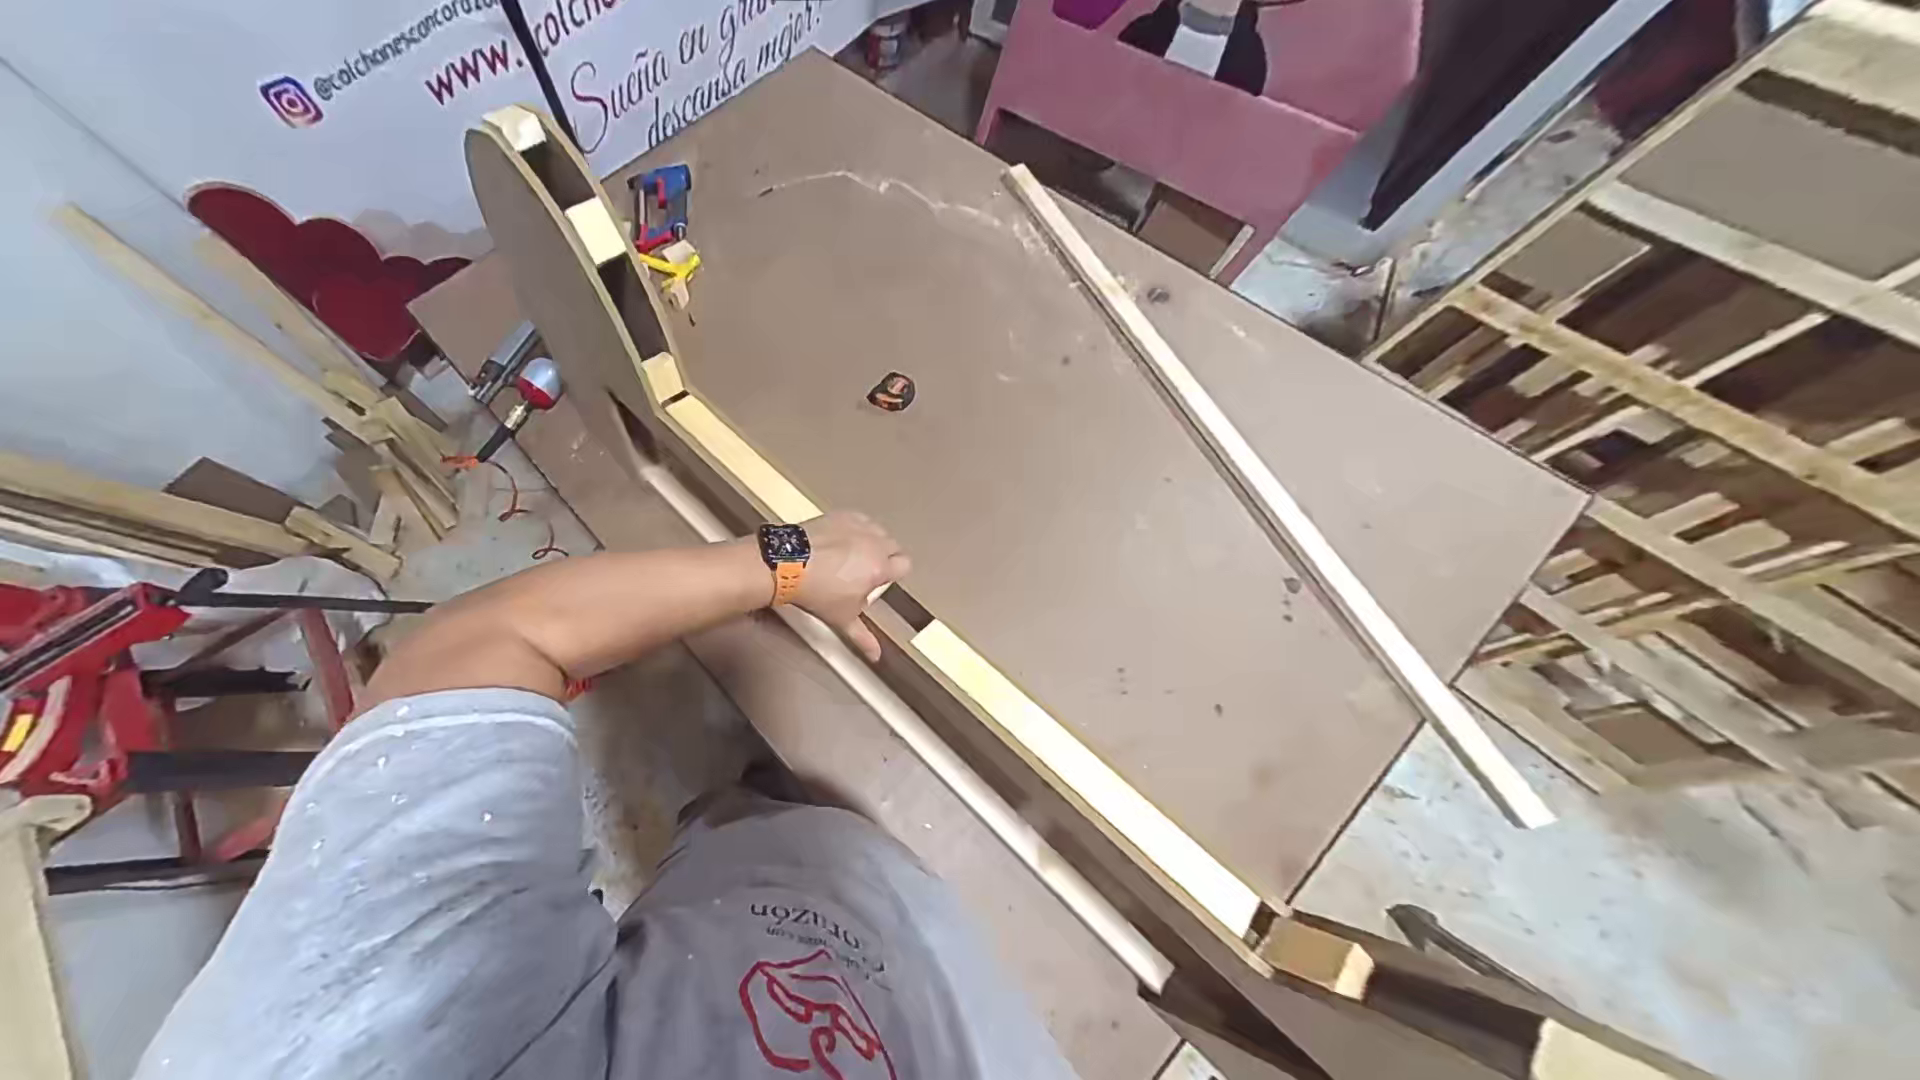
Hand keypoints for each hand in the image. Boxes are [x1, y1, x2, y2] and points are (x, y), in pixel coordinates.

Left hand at [791, 512, 909, 662]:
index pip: (905, 565)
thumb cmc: (817, 592)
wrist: (786, 564)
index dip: (895, 573)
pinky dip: (856, 527)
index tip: (882, 580)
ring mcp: (858, 525)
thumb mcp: (842, 618)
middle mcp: (874, 542)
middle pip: (894, 546)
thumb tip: (875, 656)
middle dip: (886, 557)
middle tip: (866, 570)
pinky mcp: (841, 515)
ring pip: (878, 530)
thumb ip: (863, 637)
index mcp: (880, 567)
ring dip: (873, 540)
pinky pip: (860, 519)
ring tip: (854, 553)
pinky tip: (843, 538)